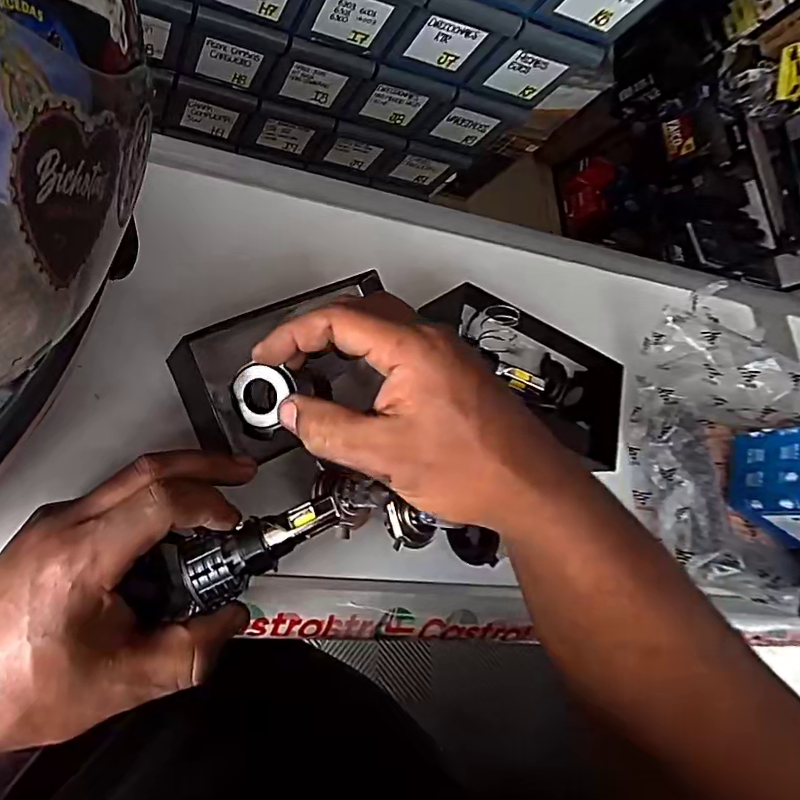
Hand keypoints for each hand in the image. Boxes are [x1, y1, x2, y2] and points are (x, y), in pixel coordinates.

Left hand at [0, 451, 254, 756]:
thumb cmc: (18, 691)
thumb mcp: (122, 683)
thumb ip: (190, 652)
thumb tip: (228, 622)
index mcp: (79, 557)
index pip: (158, 499)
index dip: (207, 502)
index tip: (231, 522)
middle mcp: (61, 526)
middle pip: (145, 468)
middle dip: (202, 465)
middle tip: (238, 473)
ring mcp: (50, 523)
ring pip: (125, 480)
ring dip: (173, 483)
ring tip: (207, 510)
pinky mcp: (46, 531)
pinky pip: (105, 501)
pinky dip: (145, 504)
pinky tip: (160, 537)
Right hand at [251, 293, 569, 534]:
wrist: (531, 488)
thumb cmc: (481, 468)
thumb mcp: (385, 455)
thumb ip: (328, 429)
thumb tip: (294, 412)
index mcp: (412, 350)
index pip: (336, 320)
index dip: (291, 334)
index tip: (269, 354)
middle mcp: (429, 342)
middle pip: (354, 311)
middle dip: (309, 330)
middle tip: (282, 356)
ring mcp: (441, 353)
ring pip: (375, 324)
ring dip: (335, 338)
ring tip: (307, 365)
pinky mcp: (447, 370)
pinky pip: (393, 344)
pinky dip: (359, 352)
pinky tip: (349, 380)